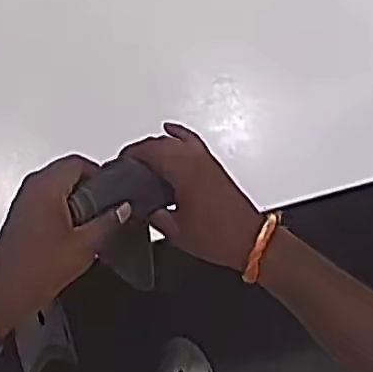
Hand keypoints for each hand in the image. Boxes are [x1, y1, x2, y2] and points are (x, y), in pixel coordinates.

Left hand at [0, 155, 129, 335]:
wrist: (6, 293)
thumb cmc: (35, 270)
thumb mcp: (84, 247)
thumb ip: (107, 223)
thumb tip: (122, 209)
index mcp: (46, 186)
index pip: (77, 162)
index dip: (99, 174)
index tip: (112, 191)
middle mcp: (32, 186)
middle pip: (67, 172)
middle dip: (89, 188)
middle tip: (104, 208)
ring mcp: (24, 198)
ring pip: (57, 185)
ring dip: (75, 199)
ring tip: (90, 224)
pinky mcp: (22, 212)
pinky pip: (46, 198)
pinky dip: (62, 208)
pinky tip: (72, 234)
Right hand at [121, 123, 264, 270]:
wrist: (251, 241)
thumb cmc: (220, 237)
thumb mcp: (176, 232)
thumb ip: (154, 216)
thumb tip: (141, 209)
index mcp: (181, 169)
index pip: (147, 151)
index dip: (130, 155)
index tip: (121, 161)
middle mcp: (192, 158)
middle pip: (157, 143)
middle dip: (140, 151)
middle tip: (129, 164)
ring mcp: (203, 158)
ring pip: (171, 141)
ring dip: (155, 145)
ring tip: (144, 158)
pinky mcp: (211, 163)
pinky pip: (190, 139)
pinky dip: (178, 133)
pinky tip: (170, 130)